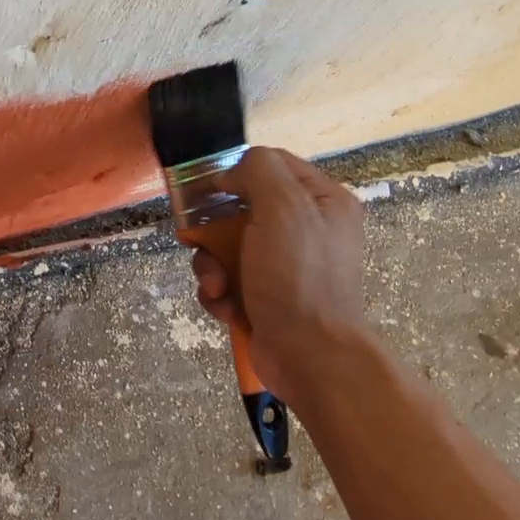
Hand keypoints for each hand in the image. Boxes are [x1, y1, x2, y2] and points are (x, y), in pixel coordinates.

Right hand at [191, 147, 370, 409]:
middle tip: (198, 242)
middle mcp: (304, 229)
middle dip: (213, 230)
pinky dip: (218, 293)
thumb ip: (257, 170)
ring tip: (218, 286)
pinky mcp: (264, 297)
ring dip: (210, 266)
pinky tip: (227, 307)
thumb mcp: (284, 207)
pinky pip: (226, 281)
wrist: (310, 355)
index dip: (235, 172)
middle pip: (238, 208)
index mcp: (321, 201)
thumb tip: (229, 176)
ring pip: (224, 247)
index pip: (270, 164)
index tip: (208, 189)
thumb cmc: (299, 276)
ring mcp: (282, 266)